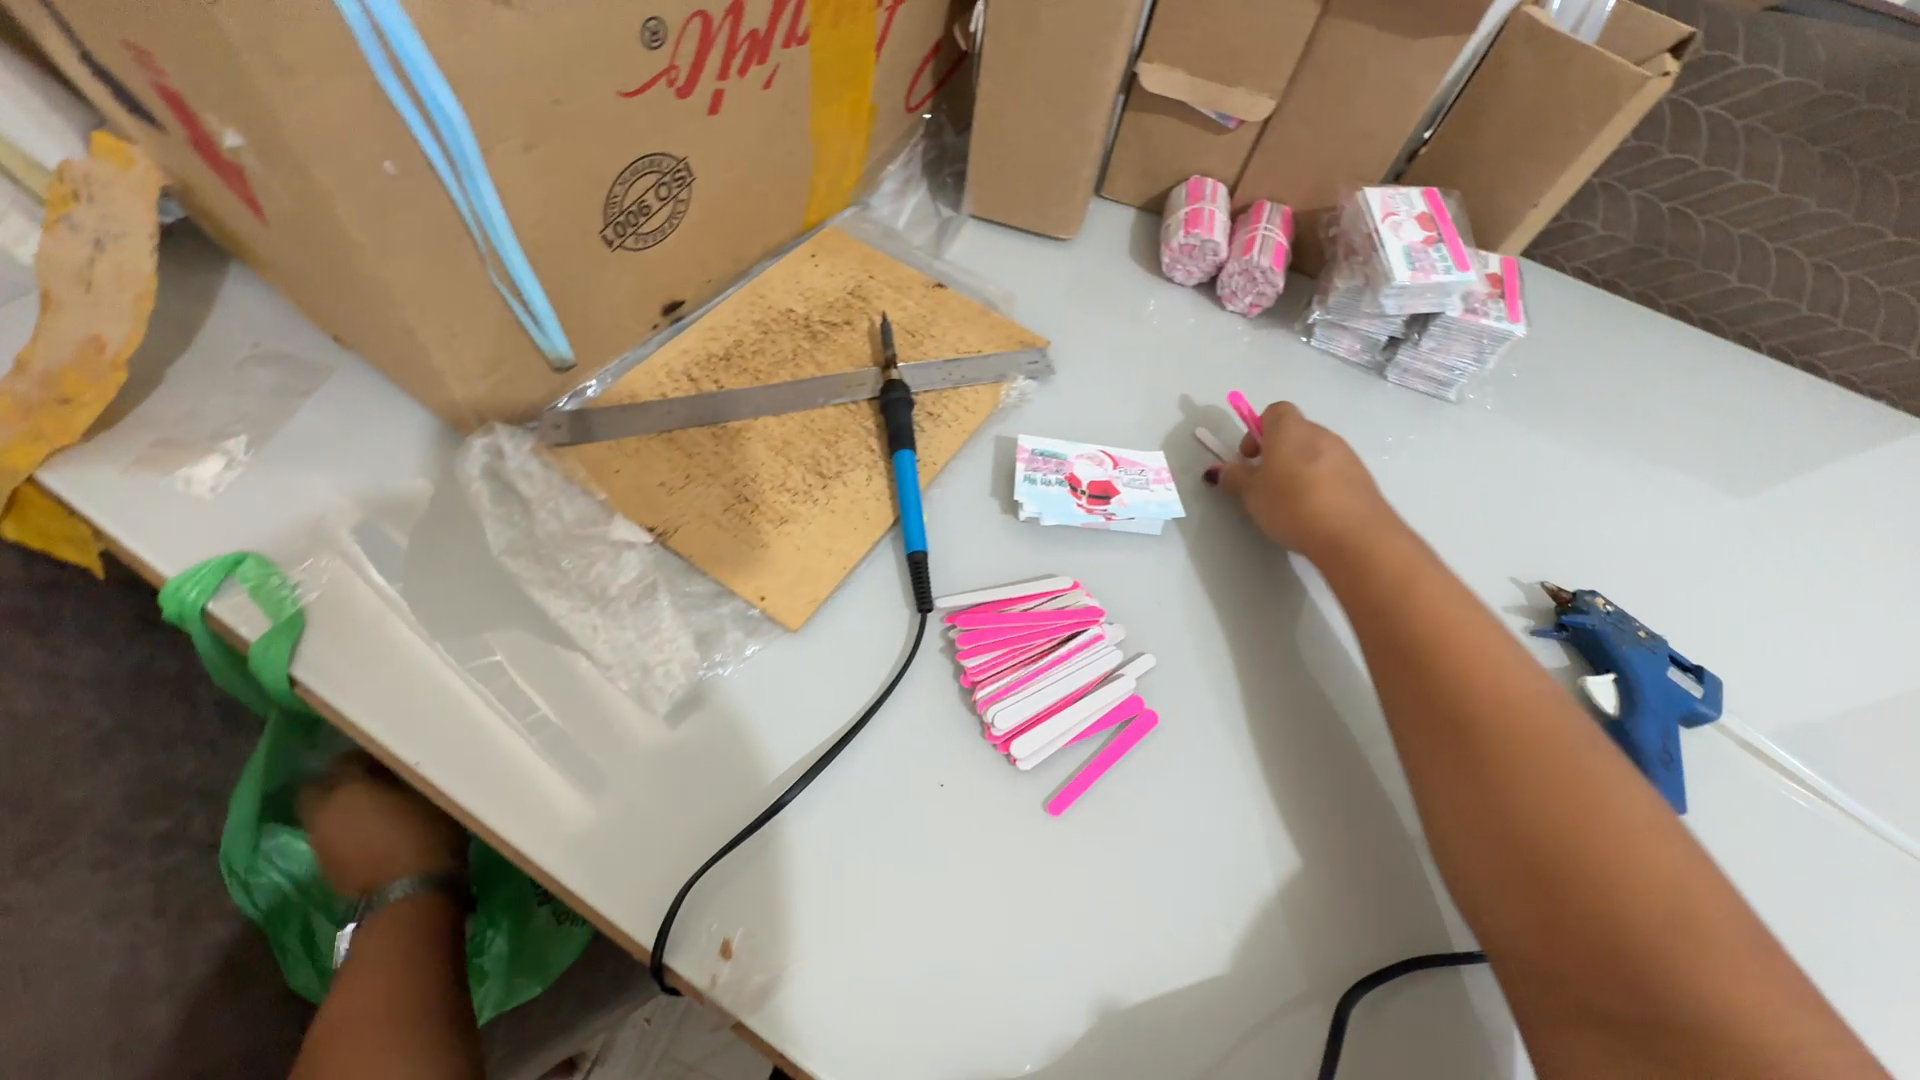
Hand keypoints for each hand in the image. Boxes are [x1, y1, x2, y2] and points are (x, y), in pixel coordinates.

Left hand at [299, 752, 466, 897]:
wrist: (409, 896)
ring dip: (340, 808)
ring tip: (373, 811)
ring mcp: (319, 840)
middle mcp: (324, 810)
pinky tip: (369, 834)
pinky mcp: (323, 865)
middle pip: (318, 786)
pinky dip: (343, 830)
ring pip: (321, 813)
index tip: (392, 762)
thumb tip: (396, 772)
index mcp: (348, 787)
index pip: (348, 759)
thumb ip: (405, 780)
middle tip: (370, 784)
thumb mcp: (429, 797)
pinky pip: (328, 835)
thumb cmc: (426, 837)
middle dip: (339, 782)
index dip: (369, 758)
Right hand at [1204, 401, 1401, 560]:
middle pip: (1294, 432)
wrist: (1353, 534)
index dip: (1257, 430)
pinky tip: (1314, 511)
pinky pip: (1332, 471)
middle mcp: (1320, 433)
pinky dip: (1320, 483)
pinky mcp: (1361, 476)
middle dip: (1277, 452)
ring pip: (1314, 453)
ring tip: (1289, 501)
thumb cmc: (1292, 505)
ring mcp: (1345, 454)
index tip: (1250, 457)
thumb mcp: (1251, 494)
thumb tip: (1220, 469)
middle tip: (1264, 483)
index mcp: (1290, 430)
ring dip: (1299, 468)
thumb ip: (1235, 477)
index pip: (1274, 411)